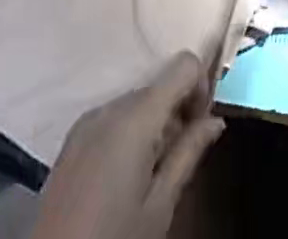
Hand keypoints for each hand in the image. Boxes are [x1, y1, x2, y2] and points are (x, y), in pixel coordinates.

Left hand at [29, 51, 225, 238]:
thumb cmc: (113, 238)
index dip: (201, 87)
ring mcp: (86, 121)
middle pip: (159, 86)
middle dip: (179, 111)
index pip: (183, 66)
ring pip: (137, 101)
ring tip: (154, 171)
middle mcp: (109, 108)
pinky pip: (114, 117)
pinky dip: (131, 131)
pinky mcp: (72, 139)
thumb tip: (215, 121)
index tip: (202, 126)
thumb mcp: (160, 205)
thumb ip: (189, 153)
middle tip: (183, 156)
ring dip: (156, 123)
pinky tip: (127, 174)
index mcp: (134, 118)